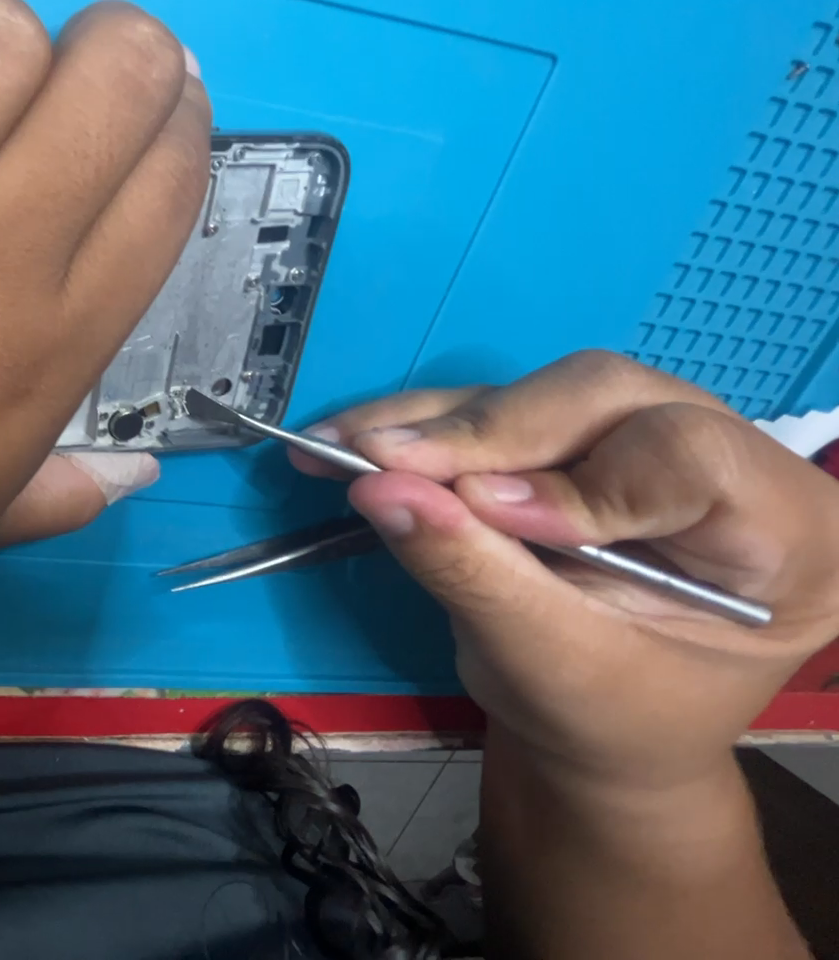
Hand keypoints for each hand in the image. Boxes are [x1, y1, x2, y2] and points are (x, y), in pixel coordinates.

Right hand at [295, 351, 838, 790]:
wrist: (592, 723)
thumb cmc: (601, 714)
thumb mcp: (542, 658)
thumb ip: (468, 569)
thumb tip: (376, 488)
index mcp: (784, 536)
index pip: (688, 454)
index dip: (576, 476)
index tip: (478, 512)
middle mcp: (725, 466)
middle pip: (599, 396)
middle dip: (478, 431)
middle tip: (374, 458)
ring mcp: (636, 444)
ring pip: (527, 393)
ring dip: (421, 422)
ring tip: (333, 447)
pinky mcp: (564, 442)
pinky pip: (482, 411)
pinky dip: (405, 428)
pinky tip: (341, 444)